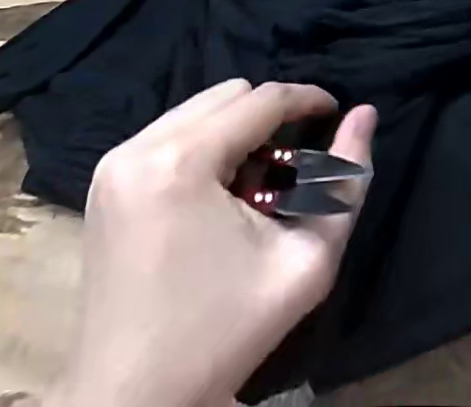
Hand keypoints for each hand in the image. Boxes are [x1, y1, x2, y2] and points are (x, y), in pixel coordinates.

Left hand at [51, 79, 376, 406]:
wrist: (132, 398)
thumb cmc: (225, 334)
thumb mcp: (305, 261)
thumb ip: (344, 182)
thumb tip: (365, 115)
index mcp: (182, 161)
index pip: (261, 100)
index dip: (307, 99)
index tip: (336, 110)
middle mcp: (140, 145)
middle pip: (226, 94)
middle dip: (269, 116)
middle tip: (293, 162)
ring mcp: (115, 159)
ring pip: (196, 109)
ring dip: (236, 130)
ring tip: (255, 182)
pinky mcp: (105, 177)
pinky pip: (169, 133)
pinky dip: (204, 145)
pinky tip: (216, 194)